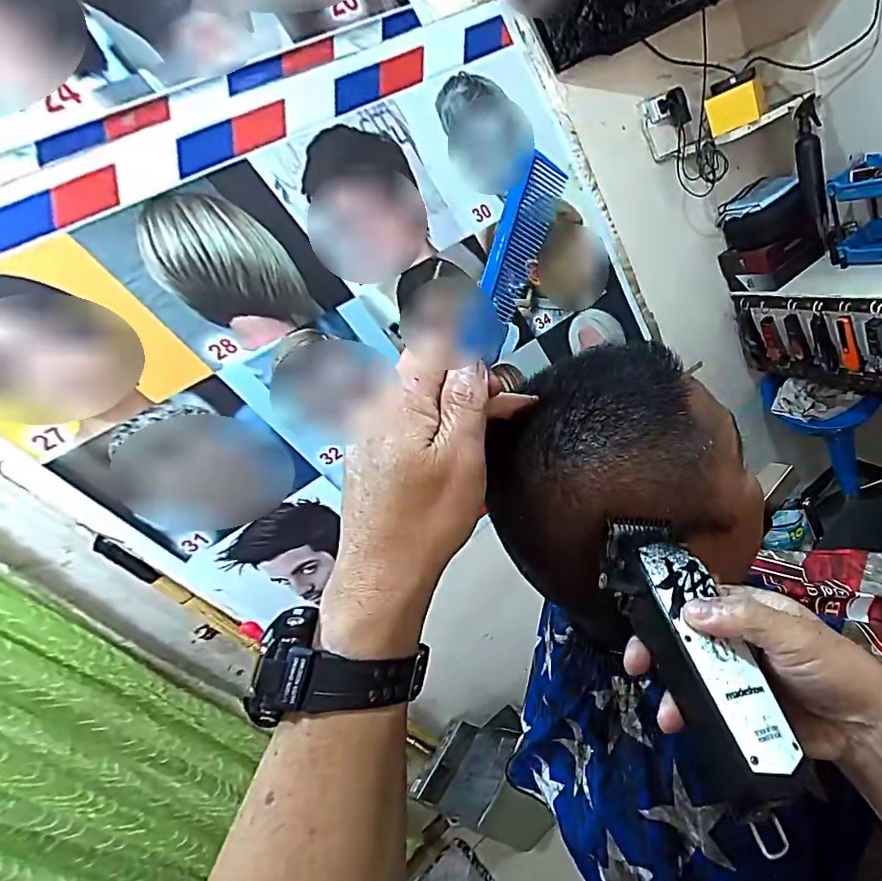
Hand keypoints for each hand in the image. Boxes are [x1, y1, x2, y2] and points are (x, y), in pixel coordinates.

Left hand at [322, 352, 532, 649]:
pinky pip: (412, 416)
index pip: (432, 343)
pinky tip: (465, 436)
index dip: (463, 327)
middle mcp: (377, 408)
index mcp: (401, 403)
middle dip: (471, 372)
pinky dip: (443, 416)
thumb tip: (472, 361)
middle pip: (429, 368)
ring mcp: (372, 429)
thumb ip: (466, 402)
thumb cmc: (426, 521)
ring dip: (461, 395)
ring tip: (497, 415)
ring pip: (422, 393)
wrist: (386, 568)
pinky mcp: (375, 449)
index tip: (486, 312)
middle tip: (509, 395)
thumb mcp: (462, 457)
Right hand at [623, 586, 881, 761]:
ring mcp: (743, 678)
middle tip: (639, 665)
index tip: (648, 623)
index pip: (708, 601)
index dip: (676, 608)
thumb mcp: (794, 635)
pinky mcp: (744, 712)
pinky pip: (710, 709)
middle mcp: (744, 642)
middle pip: (694, 641)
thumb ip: (747, 619)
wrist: (860, 726)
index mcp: (756, 612)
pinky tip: (683, 723)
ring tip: (668, 710)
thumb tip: (693, 610)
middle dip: (664, 652)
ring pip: (697, 678)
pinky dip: (692, 715)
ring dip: (676, 690)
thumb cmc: (834, 667)